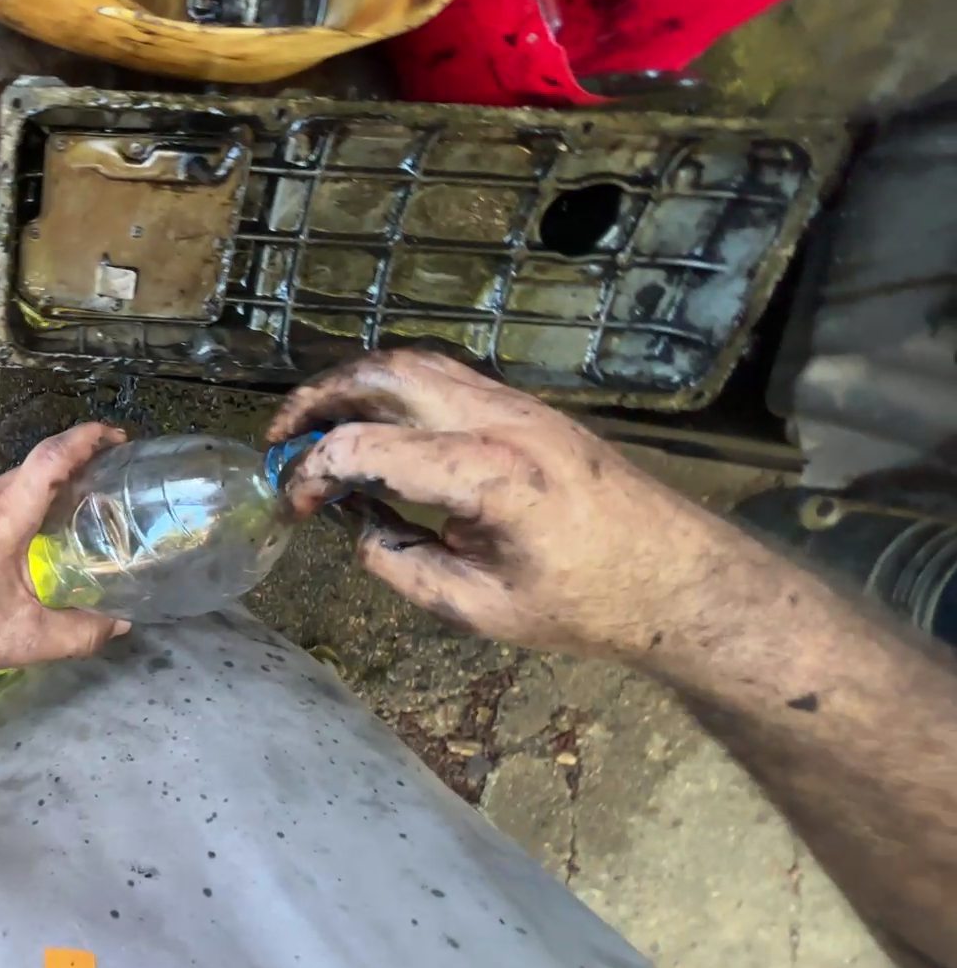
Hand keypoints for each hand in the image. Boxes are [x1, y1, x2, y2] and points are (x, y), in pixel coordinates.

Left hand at [0, 423, 132, 690]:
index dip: (85, 440)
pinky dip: (16, 505)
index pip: (48, 460)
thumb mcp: (27, 641)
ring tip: (72, 513)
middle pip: (32, 470)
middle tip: (107, 484)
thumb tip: (122, 624)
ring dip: (43, 491)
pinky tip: (26, 535)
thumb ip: (82, 632)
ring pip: (9, 485)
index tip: (115, 436)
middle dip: (73, 467)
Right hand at [268, 350, 738, 661]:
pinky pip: (435, 373)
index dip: (309, 474)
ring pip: (407, 360)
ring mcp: (511, 402)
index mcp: (487, 472)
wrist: (688, 583)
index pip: (362, 447)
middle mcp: (495, 418)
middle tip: (278, 436)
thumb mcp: (474, 607)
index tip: (295, 508)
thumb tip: (356, 521)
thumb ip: (395, 561)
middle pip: (379, 373)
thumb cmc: (586, 605)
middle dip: (313, 398)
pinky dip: (383, 386)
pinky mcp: (519, 405)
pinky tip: (369, 419)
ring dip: (347, 382)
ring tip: (313, 421)